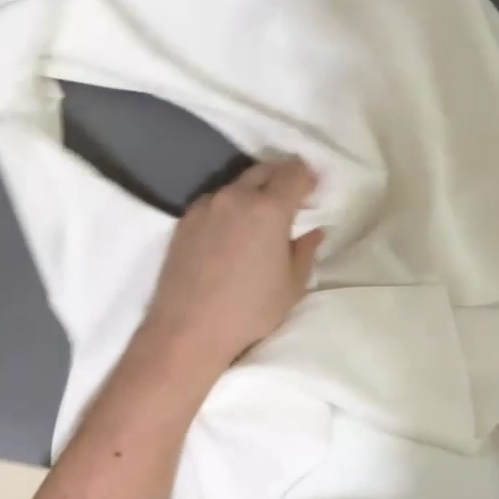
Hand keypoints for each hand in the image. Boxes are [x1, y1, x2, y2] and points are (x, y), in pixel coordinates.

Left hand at [139, 158, 324, 375]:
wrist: (188, 329)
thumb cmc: (249, 311)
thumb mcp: (291, 287)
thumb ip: (305, 252)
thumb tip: (313, 232)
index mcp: (269, 209)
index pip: (295, 172)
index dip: (308, 178)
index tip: (313, 193)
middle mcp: (236, 196)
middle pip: (264, 170)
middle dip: (282, 179)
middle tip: (291, 203)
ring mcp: (206, 205)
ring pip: (237, 185)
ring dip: (253, 193)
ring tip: (257, 222)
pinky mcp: (184, 220)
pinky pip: (214, 202)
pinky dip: (228, 208)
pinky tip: (230, 235)